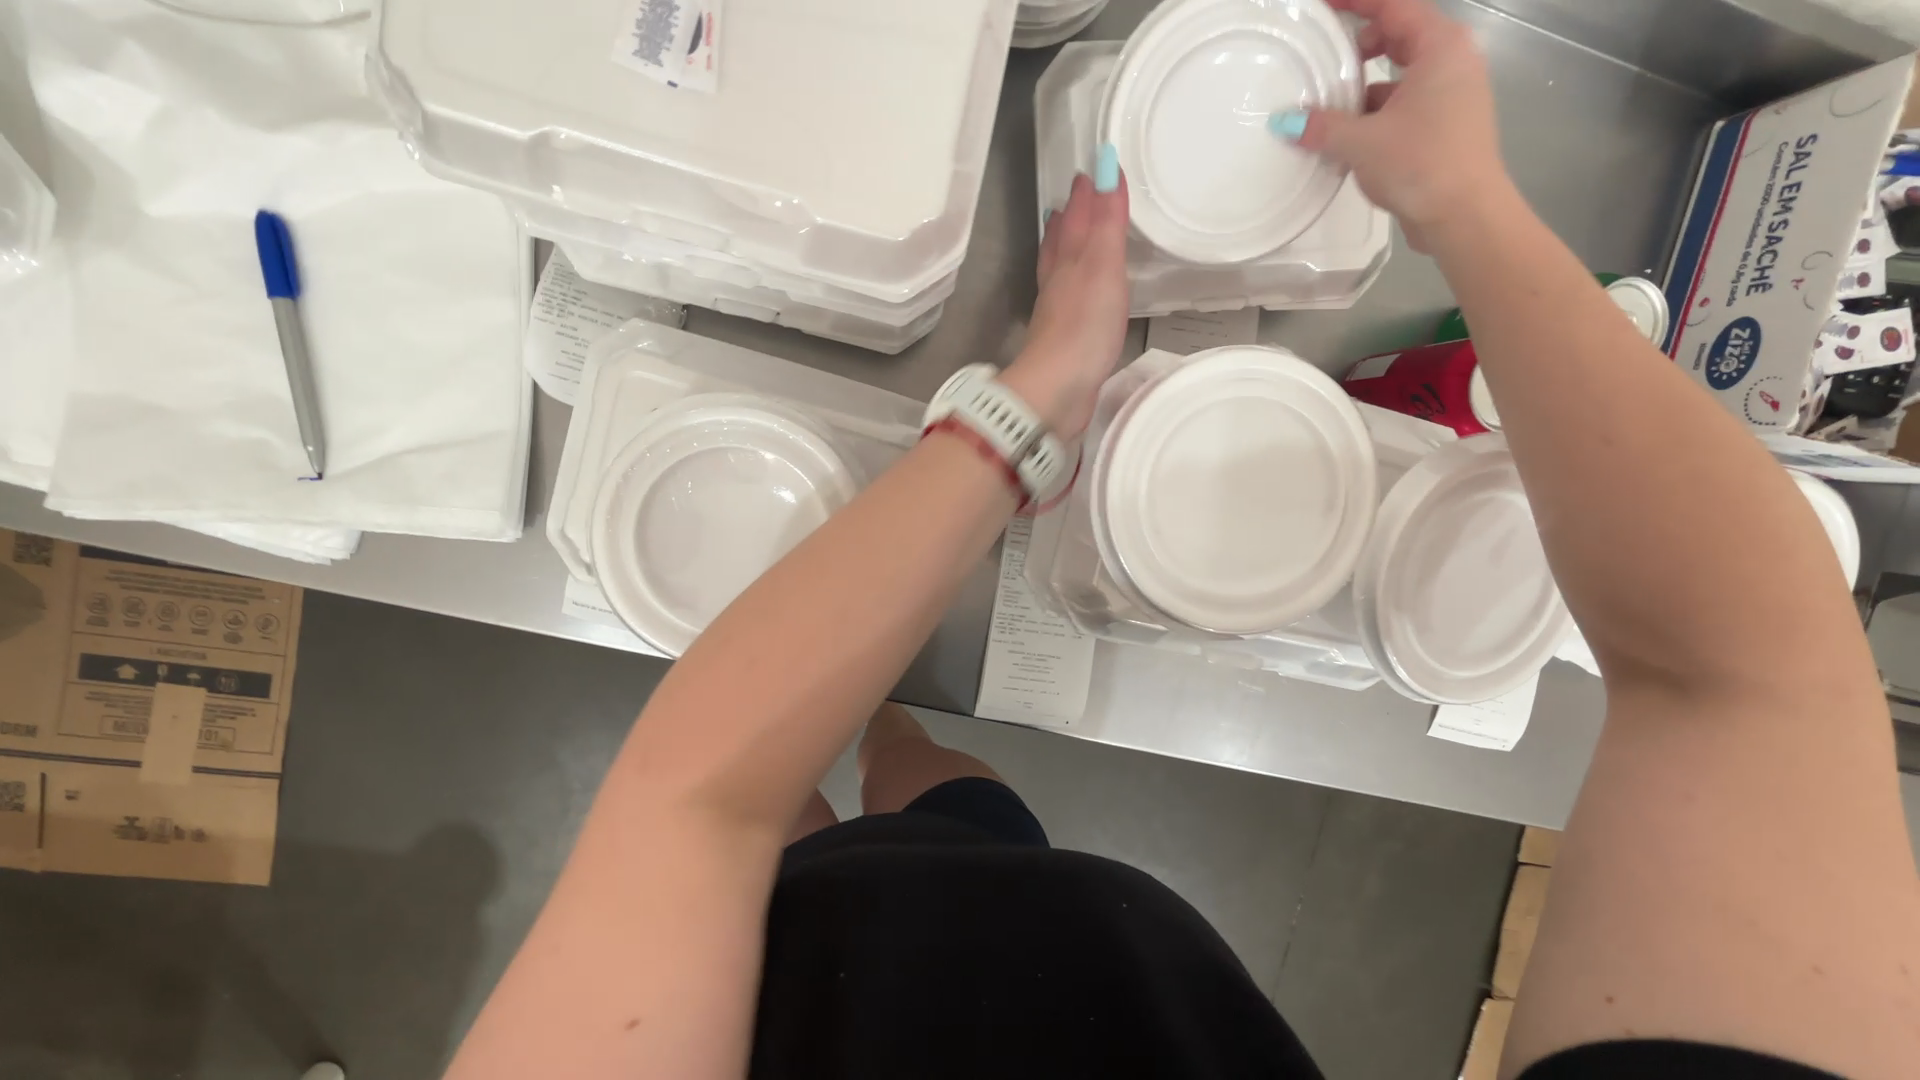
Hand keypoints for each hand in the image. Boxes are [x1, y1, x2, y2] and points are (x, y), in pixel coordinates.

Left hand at [1001, 171, 1130, 440]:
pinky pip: (1067, 304)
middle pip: (1062, 243)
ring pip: (1059, 272)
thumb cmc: (1083, 327)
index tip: (1090, 172)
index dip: (1087, 196)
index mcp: (1068, 262)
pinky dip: (1070, 289)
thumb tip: (1103, 166)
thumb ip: (1106, 221)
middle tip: (1074, 198)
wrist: (1057, 389)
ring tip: (1064, 234)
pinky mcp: (1063, 344)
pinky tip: (1075, 295)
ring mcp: (1057, 315)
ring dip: (1063, 251)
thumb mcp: (1102, 266)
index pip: (1078, 219)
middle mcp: (1057, 283)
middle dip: (1071, 219)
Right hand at [1296, 0, 1513, 251]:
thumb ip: (1322, 126)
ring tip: (1327, 104)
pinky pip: (1403, 104)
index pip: (1394, 6)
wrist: (1464, 214)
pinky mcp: (1445, 125)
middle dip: (1359, 45)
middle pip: (1399, 35)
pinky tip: (1347, 135)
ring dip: (1363, 86)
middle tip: (1323, 59)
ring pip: (1399, 75)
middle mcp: (1452, 61)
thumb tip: (1285, 121)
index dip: (1357, 1)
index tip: (1323, 3)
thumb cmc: (1420, 164)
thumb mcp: (1362, 142)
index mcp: (1440, 47)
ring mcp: (1451, 94)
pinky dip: (1375, 112)